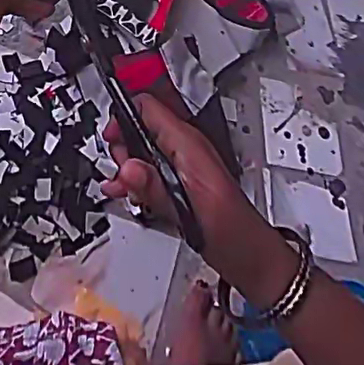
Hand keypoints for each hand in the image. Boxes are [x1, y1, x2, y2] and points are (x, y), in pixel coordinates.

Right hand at [101, 93, 298, 306]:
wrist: (252, 258)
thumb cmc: (234, 235)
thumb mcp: (187, 213)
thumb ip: (154, 189)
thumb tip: (127, 169)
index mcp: (188, 144)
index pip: (147, 106)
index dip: (122, 118)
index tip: (111, 140)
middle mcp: (185, 147)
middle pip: (138, 126)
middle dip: (122, 149)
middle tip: (121, 173)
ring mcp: (182, 162)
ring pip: (141, 147)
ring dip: (126, 167)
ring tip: (125, 187)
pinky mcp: (179, 177)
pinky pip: (149, 165)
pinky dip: (135, 178)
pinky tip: (130, 192)